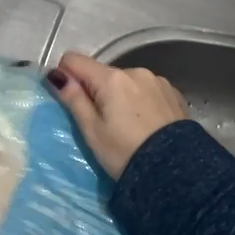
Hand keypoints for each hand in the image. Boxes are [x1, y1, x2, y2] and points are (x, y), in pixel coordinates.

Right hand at [47, 52, 189, 178]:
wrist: (178, 175)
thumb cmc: (126, 153)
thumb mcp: (92, 131)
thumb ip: (74, 99)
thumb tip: (56, 75)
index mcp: (111, 78)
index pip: (74, 59)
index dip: (66, 76)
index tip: (71, 100)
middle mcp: (135, 71)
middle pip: (102, 72)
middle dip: (96, 90)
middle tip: (102, 123)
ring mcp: (157, 80)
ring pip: (125, 81)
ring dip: (120, 95)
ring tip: (128, 125)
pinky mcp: (174, 93)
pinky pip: (146, 89)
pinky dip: (140, 101)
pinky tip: (147, 124)